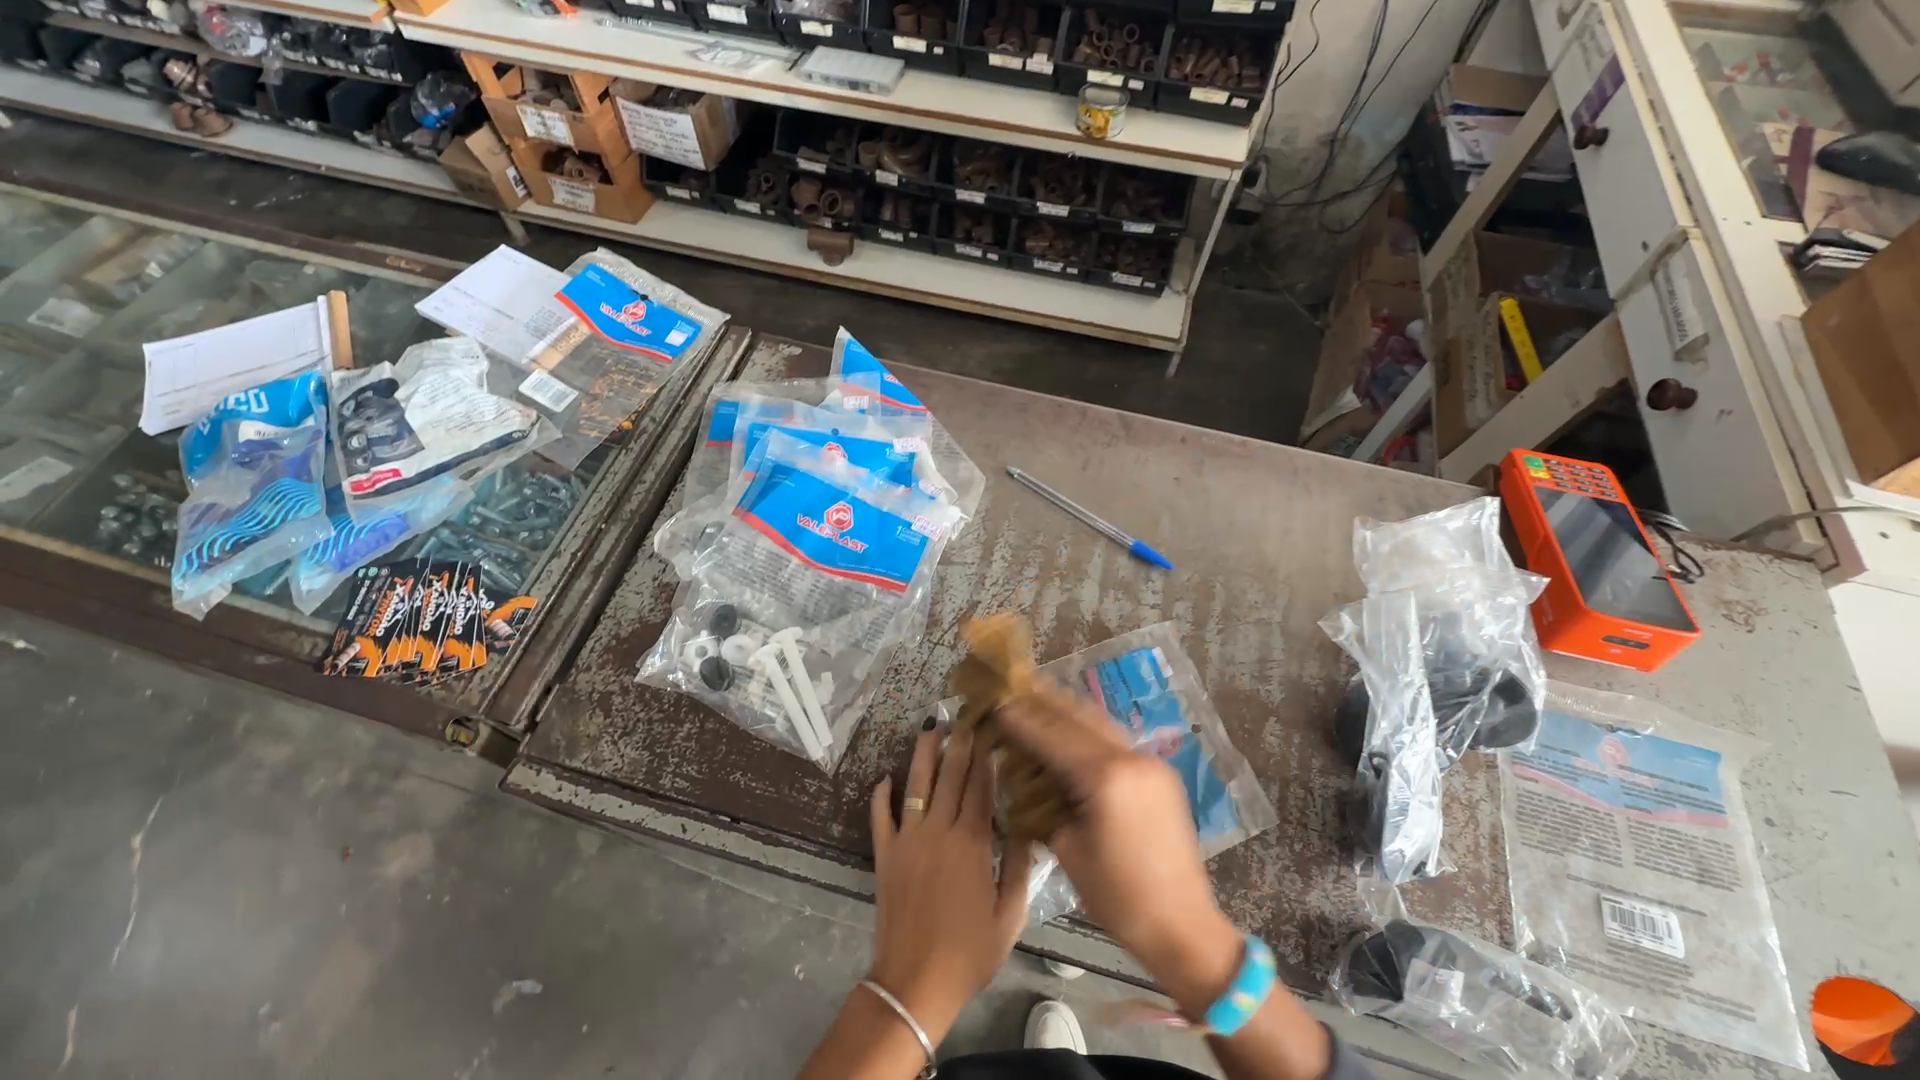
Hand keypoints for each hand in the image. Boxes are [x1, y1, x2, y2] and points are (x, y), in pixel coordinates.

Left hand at [866, 722, 1032, 1042]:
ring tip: (929, 728)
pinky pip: (880, 817)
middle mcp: (940, 831)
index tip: (990, 728)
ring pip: (916, 786)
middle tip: (963, 714)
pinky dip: (881, 795)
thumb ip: (1019, 867)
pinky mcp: (884, 856)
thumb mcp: (1010, 915)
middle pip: (951, 777)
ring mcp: (908, 841)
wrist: (915, 981)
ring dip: (923, 755)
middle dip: (959, 743)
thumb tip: (1027, 826)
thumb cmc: (970, 953)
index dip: (986, 756)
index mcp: (973, 843)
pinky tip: (885, 778)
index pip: (982, 787)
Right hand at [994, 684, 1243, 1015]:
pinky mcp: (1160, 776)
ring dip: (1068, 712)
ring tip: (1038, 699)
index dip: (1021, 719)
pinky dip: (1089, 731)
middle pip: (1079, 717)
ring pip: (1101, 724)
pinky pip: (1117, 741)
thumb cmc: (1119, 898)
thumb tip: (1026, 780)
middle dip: (1044, 701)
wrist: (1184, 926)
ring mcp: (1151, 764)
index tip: (995, 702)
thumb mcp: (1069, 851)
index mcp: (1105, 778)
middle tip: (1013, 687)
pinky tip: (1072, 733)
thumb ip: (1045, 805)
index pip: (1053, 737)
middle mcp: (1132, 759)